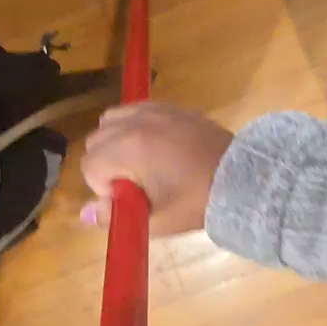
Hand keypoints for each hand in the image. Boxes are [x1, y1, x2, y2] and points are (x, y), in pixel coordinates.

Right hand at [79, 102, 234, 235]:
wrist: (241, 177)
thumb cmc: (197, 201)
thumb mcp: (156, 219)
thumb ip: (116, 216)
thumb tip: (85, 214)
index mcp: (129, 148)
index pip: (89, 164)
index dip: (102, 187)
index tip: (128, 198)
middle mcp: (135, 122)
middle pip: (96, 139)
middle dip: (106, 163)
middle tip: (134, 183)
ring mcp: (154, 109)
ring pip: (111, 119)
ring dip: (115, 141)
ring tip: (141, 163)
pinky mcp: (171, 106)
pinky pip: (135, 110)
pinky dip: (134, 126)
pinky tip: (155, 146)